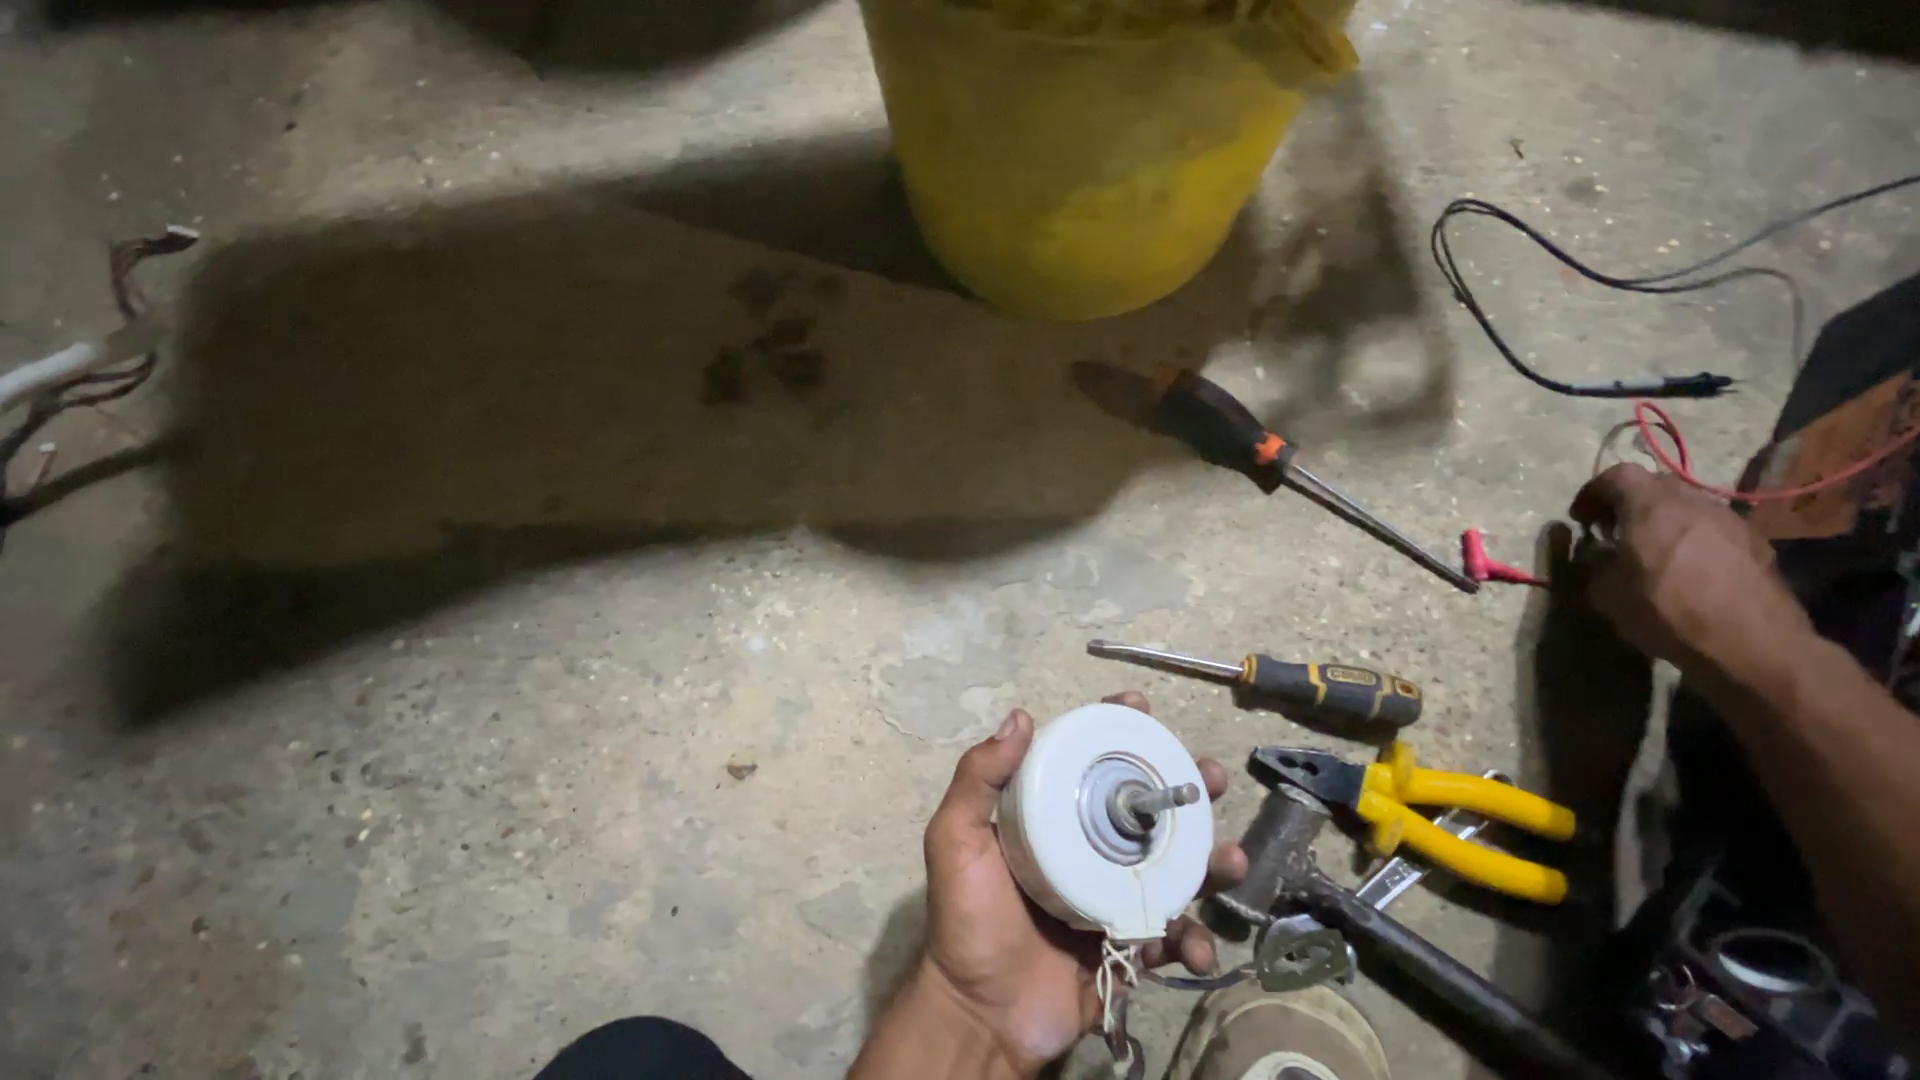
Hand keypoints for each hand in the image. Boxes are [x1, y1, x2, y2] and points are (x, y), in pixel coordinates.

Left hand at [917, 692, 1246, 1074]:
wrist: (981, 1012)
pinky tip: (1193, 947)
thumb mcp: (956, 840)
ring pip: (1176, 867)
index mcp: (1052, 819)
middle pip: (1147, 808)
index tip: (1140, 708)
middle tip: (1211, 777)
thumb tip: (1019, 717)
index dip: (1116, 732)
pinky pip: (1174, 937)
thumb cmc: (966, 918)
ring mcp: (1115, 897)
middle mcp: (1089, 849)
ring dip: (1211, 860)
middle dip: (1187, 788)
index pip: (1088, 762)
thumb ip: (977, 779)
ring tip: (1230, 859)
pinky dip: (1193, 941)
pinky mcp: (1132, 946)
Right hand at [1570, 463, 1810, 679]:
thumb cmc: (1666, 611)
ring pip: (1688, 506)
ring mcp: (1731, 521)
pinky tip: (1688, 569)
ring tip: (1652, 551)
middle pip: (1656, 485)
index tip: (1581, 519)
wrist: (1752, 643)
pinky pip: (1712, 528)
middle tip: (1614, 531)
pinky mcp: (1756, 544)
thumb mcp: (1605, 593)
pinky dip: (1693, 537)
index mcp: (1650, 507)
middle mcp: (1693, 502)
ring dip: (1664, 520)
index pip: (1617, 475)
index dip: (1593, 492)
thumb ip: (1593, 563)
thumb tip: (1595, 552)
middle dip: (1630, 502)